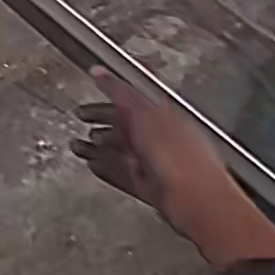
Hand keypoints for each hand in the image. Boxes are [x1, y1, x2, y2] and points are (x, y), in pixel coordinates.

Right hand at [74, 68, 274, 269]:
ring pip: (119, 150)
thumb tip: (99, 70)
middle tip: (81, 115)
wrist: (198, 205)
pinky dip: (104, 167)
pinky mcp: (149, 186)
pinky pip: (120, 172)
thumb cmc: (179, 157)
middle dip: (100, 121)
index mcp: (168, 119)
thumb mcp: (144, 114)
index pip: (136, 99)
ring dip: (96, 146)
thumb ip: (120, 91)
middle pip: (125, 126)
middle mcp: (163, 140)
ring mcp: (156, 165)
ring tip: (76, 145)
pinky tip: (91, 164)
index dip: (112, 92)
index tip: (94, 84)